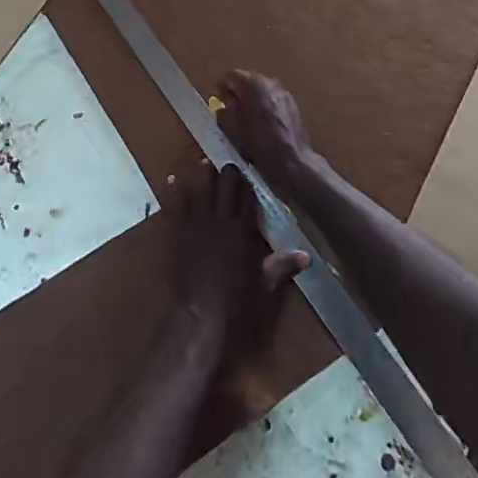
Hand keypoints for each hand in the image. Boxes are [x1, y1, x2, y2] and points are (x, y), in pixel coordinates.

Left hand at [171, 164, 308, 351]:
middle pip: (226, 187)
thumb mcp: (265, 286)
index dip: (249, 182)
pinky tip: (171, 178)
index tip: (250, 169)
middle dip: (228, 174)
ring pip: (201, 191)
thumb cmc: (237, 304)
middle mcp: (221, 220)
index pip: (248, 198)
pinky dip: (172, 192)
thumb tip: (307, 256)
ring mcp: (197, 225)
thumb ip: (283, 267)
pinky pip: (174, 207)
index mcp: (243, 231)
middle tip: (229, 163)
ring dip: (203, 177)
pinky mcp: (177, 234)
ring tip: (204, 161)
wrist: (201, 316)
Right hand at [216, 70, 316, 183]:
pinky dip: (265, 104)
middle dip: (238, 92)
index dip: (222, 88)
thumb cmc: (257, 144)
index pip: (231, 76)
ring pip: (261, 88)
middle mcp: (270, 83)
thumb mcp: (231, 128)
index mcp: (253, 85)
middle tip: (231, 109)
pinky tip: (262, 122)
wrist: (290, 160)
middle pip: (248, 79)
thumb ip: (224, 109)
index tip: (219, 101)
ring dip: (252, 98)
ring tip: (247, 117)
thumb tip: (225, 102)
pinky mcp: (292, 103)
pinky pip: (272, 98)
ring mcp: (283, 92)